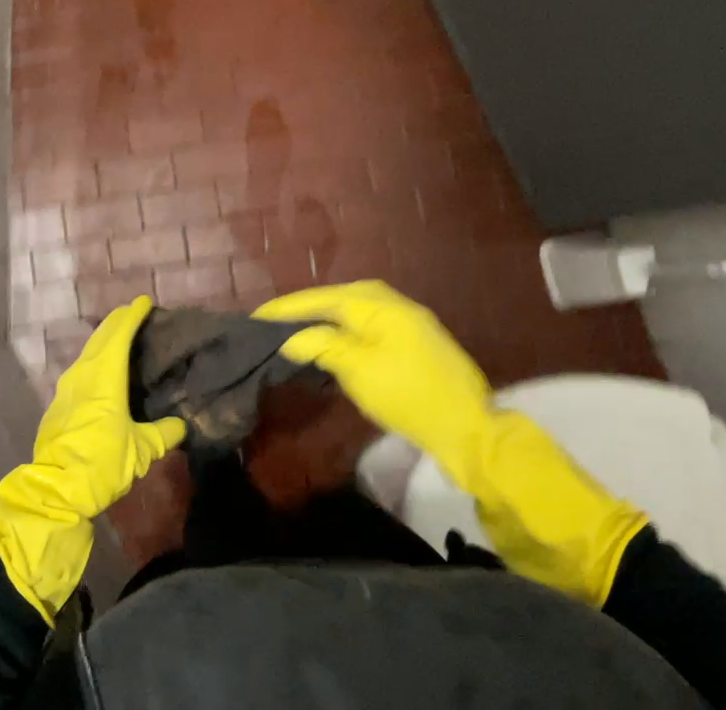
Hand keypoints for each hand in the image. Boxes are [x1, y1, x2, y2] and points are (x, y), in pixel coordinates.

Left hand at [0, 297, 186, 622]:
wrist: (57, 490)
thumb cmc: (102, 463)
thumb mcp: (142, 451)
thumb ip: (164, 433)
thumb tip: (182, 424)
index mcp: (104, 377)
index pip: (119, 335)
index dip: (132, 316)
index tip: (144, 302)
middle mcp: (83, 374)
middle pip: (101, 338)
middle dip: (118, 323)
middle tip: (135, 314)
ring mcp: (66, 388)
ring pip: (87, 353)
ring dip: (104, 342)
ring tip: (121, 339)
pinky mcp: (59, 404)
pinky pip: (80, 371)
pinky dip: (94, 362)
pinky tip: (103, 372)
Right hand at [253, 280, 493, 474]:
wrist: (468, 428)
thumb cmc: (409, 396)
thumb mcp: (359, 371)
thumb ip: (324, 346)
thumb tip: (292, 337)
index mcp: (381, 306)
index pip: (325, 299)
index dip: (289, 308)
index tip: (257, 316)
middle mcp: (396, 304)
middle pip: (342, 296)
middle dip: (308, 306)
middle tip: (276, 319)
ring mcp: (409, 322)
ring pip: (358, 308)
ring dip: (328, 315)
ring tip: (299, 327)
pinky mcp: (416, 341)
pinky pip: (371, 323)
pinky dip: (347, 327)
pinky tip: (335, 339)